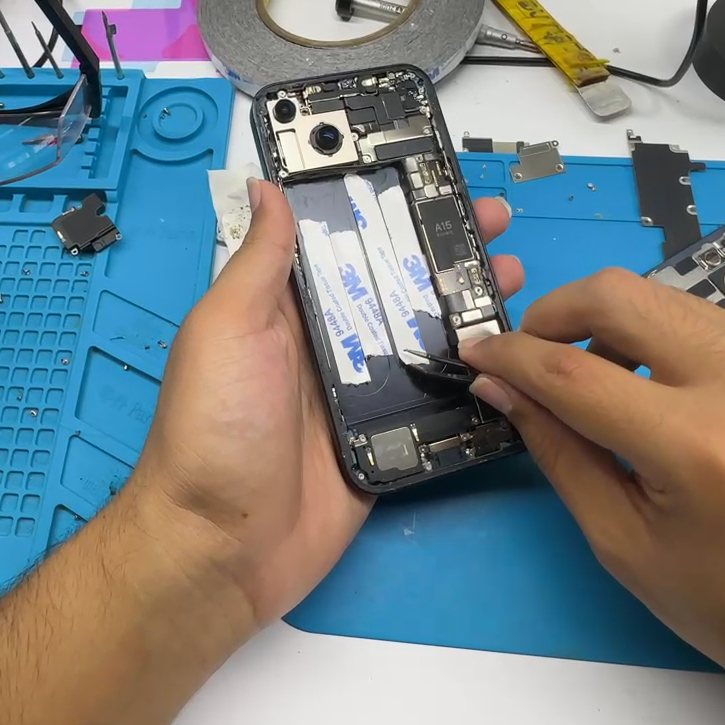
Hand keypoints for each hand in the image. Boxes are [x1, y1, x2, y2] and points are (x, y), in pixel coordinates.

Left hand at [122, 180, 522, 629]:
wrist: (225, 546)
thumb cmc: (214, 428)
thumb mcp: (227, 327)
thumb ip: (258, 261)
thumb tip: (267, 187)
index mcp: (287, 304)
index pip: (343, 240)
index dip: (384, 208)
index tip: (428, 178)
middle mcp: (328, 339)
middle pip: (395, 281)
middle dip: (443, 248)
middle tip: (491, 223)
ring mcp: (361, 387)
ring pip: (424, 332)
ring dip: (466, 301)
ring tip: (511, 273)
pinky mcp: (388, 434)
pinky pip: (438, 395)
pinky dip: (473, 372)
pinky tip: (508, 350)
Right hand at [458, 269, 724, 724]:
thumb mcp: (625, 543)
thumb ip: (557, 448)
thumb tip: (502, 387)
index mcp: (703, 448)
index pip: (572, 372)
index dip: (509, 356)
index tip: (476, 352)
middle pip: (617, 295)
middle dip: (553, 313)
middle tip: (531, 357)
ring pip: (660, 295)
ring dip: (606, 324)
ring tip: (595, 380)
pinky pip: (705, 319)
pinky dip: (658, 337)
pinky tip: (655, 387)